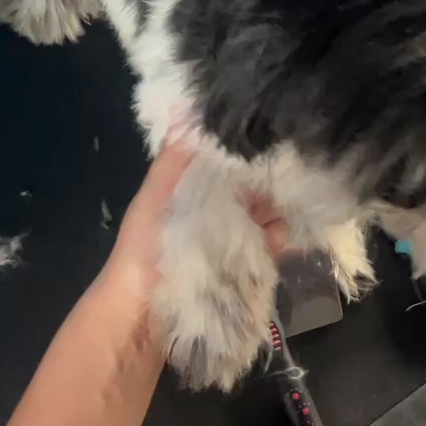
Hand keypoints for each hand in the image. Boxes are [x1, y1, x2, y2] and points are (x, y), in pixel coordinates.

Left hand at [100, 142, 290, 300]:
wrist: (141, 316)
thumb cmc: (145, 251)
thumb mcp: (156, 197)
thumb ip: (175, 160)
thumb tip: (188, 109)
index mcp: (187, 194)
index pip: (224, 167)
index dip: (244, 157)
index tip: (268, 148)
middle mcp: (208, 217)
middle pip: (247, 194)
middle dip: (265, 189)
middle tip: (285, 185)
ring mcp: (224, 247)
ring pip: (260, 222)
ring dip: (273, 217)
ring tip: (283, 216)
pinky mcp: (237, 274)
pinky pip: (263, 252)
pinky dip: (274, 244)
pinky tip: (280, 241)